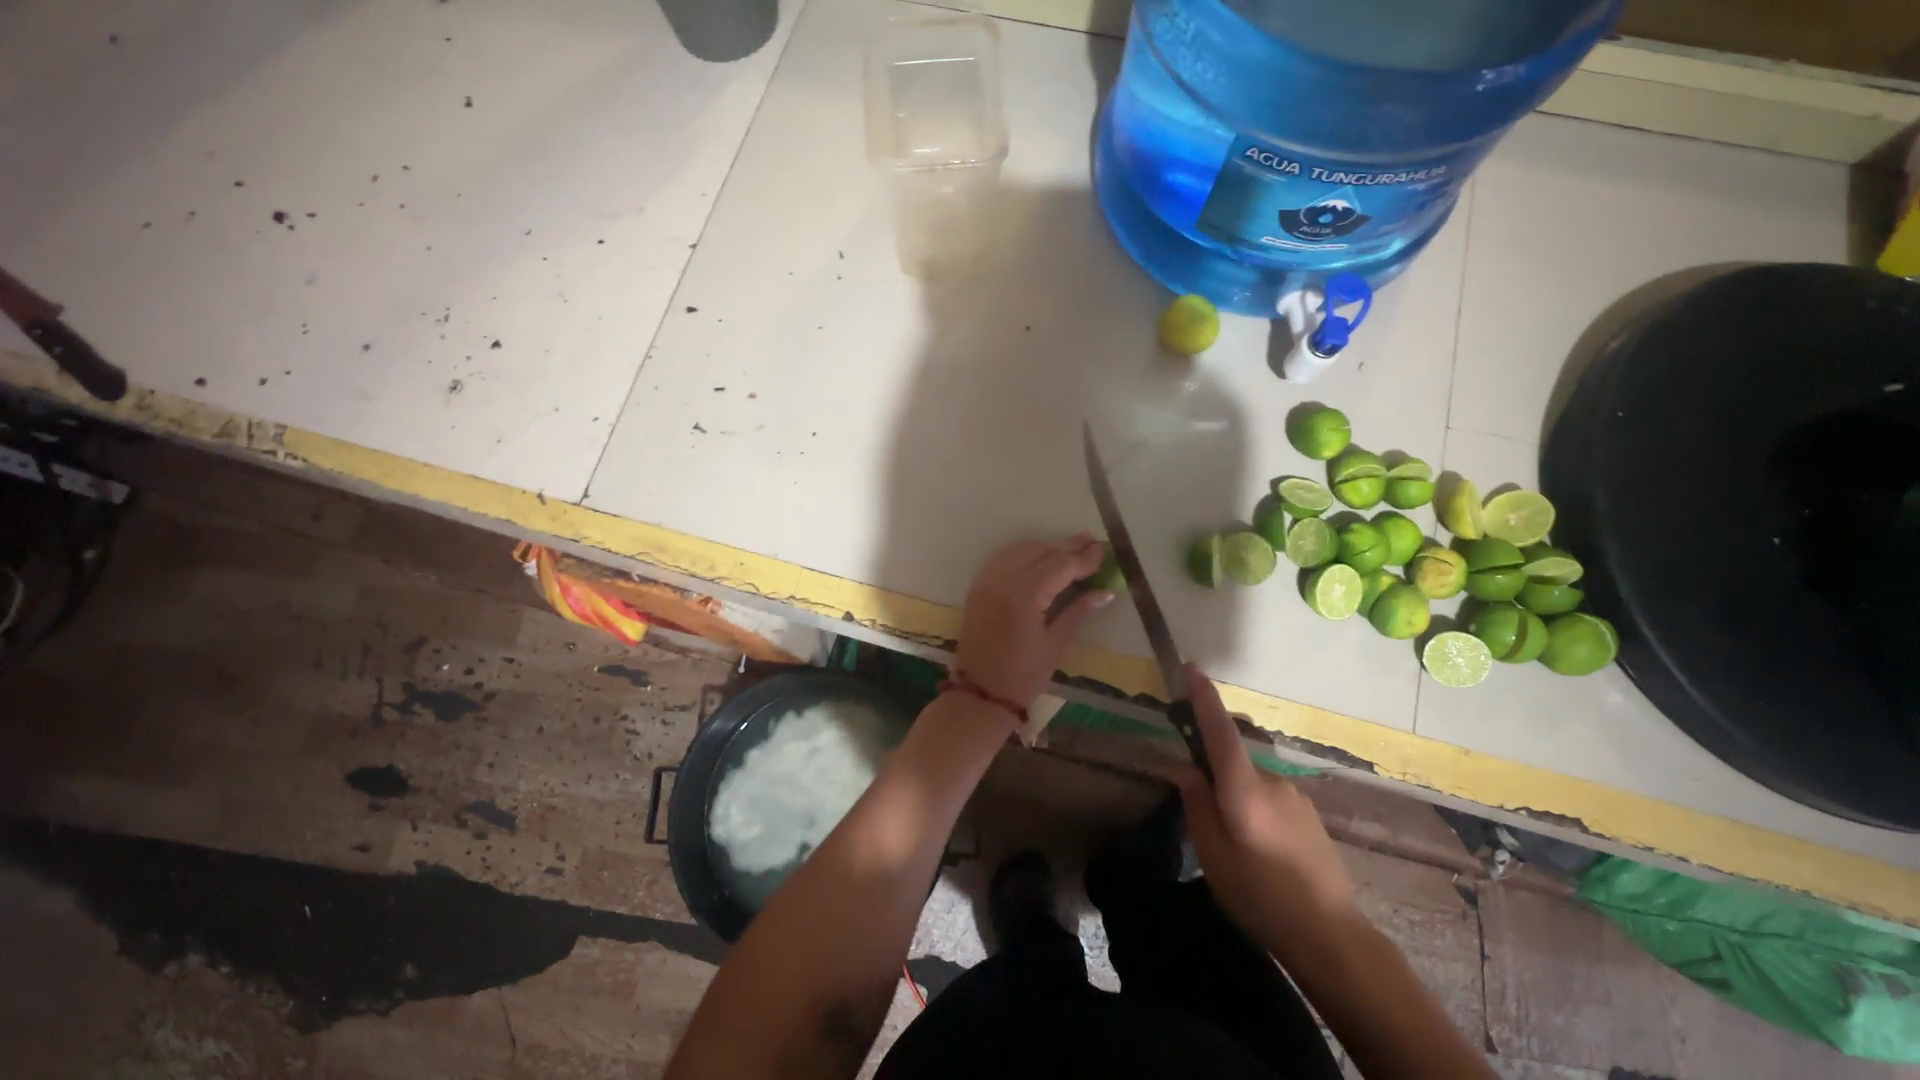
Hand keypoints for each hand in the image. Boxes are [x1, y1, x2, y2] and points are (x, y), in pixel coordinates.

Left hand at [952, 534, 1114, 706]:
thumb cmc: (1023, 677)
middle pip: (1041, 553)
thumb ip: (1078, 612)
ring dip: (1046, 549)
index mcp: (1024, 597)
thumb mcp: (1055, 645)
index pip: (1060, 566)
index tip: (1103, 551)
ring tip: (1070, 551)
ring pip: (1020, 551)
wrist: (978, 695)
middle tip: (1092, 544)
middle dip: (1068, 548)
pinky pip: (1002, 560)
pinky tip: (1039, 559)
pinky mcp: (977, 589)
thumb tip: (1105, 591)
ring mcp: (986, 583)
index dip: (1084, 558)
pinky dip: (1023, 555)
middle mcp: (1003, 582)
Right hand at [1177, 665, 1356, 943]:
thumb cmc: (1261, 897)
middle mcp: (1273, 782)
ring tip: (1240, 859)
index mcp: (1244, 790)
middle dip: (1215, 785)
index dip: (1204, 699)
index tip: (1192, 668)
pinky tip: (1264, 861)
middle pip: (1232, 767)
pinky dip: (1258, 819)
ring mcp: (1297, 798)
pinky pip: (1271, 805)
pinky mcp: (1311, 817)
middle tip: (1208, 832)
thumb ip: (1197, 807)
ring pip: (1252, 789)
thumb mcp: (1213, 856)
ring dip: (1239, 808)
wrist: (1331, 934)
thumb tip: (1188, 770)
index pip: (1219, 732)